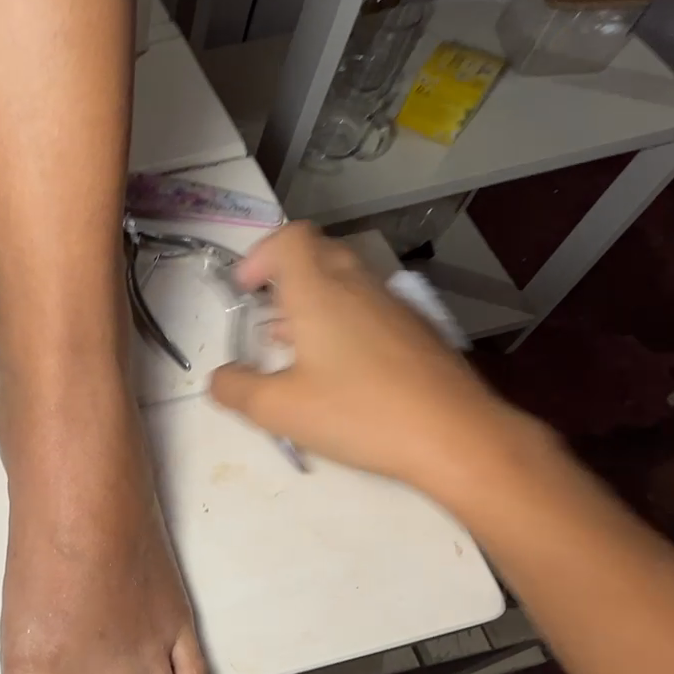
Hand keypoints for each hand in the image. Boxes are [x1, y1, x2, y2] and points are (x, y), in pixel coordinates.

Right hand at [208, 223, 533, 491]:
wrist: (454, 435)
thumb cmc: (357, 414)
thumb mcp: (277, 410)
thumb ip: (234, 389)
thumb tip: (218, 378)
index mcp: (320, 292)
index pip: (290, 238)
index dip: (260, 256)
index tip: (244, 293)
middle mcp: (358, 286)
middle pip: (317, 254)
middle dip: (283, 278)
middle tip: (263, 319)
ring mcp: (393, 306)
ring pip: (344, 282)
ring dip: (312, 303)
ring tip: (293, 351)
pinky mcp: (416, 331)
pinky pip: (368, 308)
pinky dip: (342, 323)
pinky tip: (338, 372)